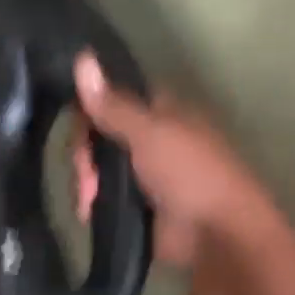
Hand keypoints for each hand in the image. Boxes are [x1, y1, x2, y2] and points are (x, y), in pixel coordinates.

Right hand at [70, 53, 286, 267]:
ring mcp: (144, 172)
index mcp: (162, 112)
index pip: (112, 96)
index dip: (90, 106)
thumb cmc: (190, 174)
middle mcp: (152, 137)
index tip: (76, 124)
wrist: (218, 238)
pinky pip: (102, 193)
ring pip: (97, 165)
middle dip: (85, 153)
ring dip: (87, 180)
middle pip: (100, 133)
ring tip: (89, 199)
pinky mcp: (138, 204)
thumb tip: (81, 57)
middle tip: (86, 173)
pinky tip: (90, 210)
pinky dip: (93, 201)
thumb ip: (111, 103)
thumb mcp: (148, 133)